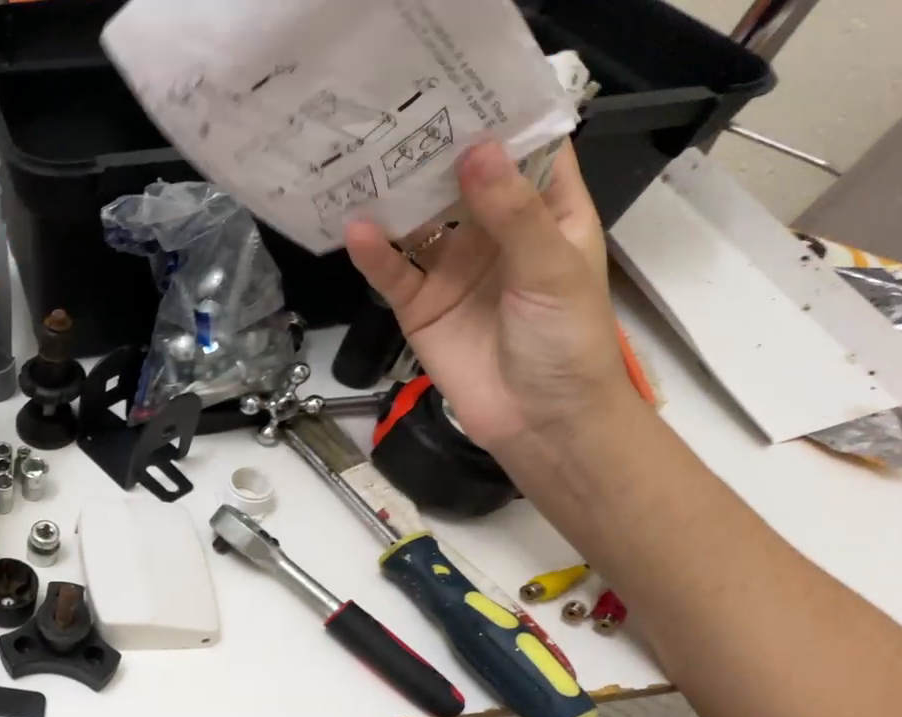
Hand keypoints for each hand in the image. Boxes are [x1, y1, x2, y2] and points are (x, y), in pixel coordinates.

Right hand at [343, 140, 636, 454]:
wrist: (537, 418)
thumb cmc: (566, 338)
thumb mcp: (550, 267)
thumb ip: (510, 212)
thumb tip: (475, 152)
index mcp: (548, 215)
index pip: (526, 156)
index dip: (499, 124)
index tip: (462, 92)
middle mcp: (497, 235)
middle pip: (461, 185)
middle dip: (434, 157)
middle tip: (397, 122)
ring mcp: (454, 270)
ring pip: (420, 225)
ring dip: (397, 200)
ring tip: (366, 166)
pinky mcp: (419, 305)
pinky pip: (392, 272)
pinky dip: (374, 254)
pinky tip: (356, 230)